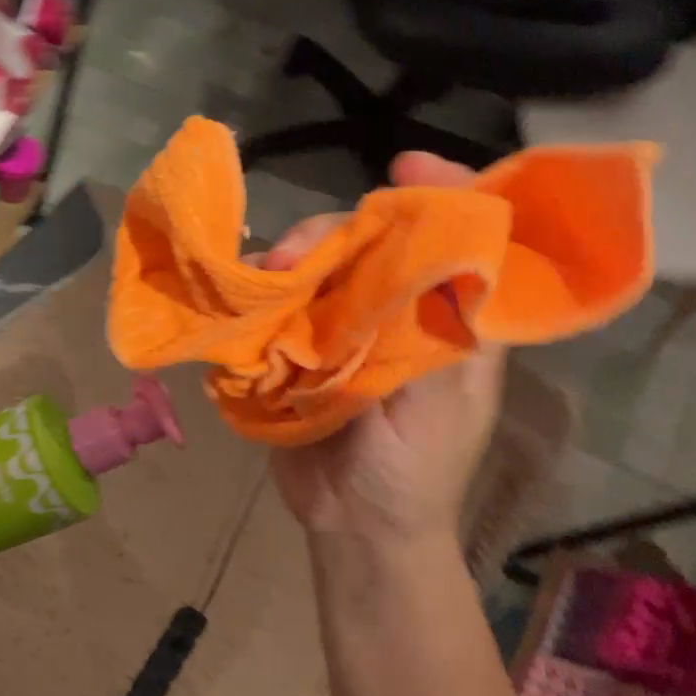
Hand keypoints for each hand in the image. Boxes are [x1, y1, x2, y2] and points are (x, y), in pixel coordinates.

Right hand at [264, 153, 506, 543]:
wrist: (354, 528)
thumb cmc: (414, 472)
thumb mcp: (440, 406)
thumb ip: (429, 335)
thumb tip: (402, 262)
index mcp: (451, 320)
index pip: (455, 238)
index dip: (438, 194)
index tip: (404, 167)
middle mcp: (395, 314)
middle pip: (368, 247)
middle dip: (330, 234)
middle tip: (288, 254)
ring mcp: (340, 335)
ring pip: (314, 276)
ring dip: (285, 267)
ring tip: (257, 278)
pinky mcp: (294, 357)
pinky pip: (275, 317)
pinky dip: (256, 305)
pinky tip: (240, 305)